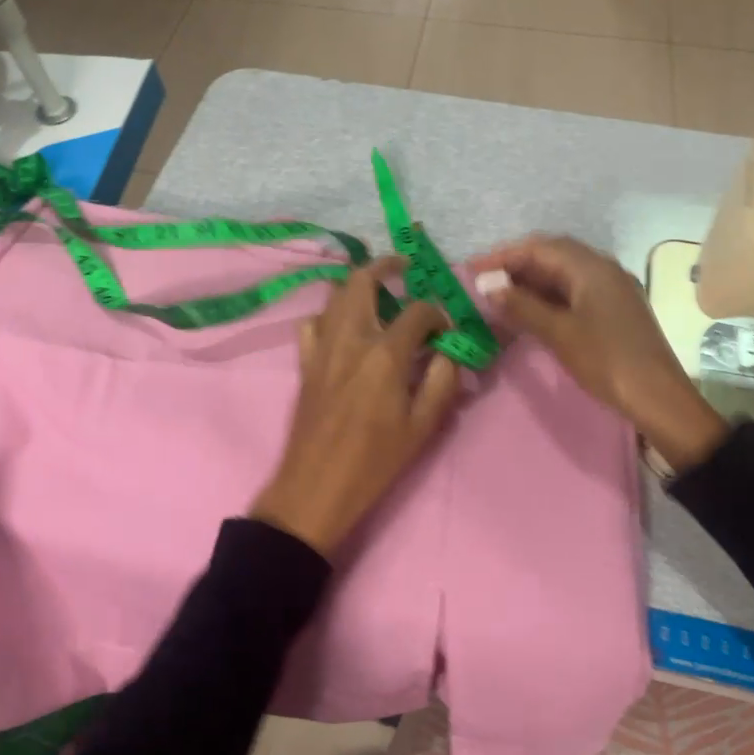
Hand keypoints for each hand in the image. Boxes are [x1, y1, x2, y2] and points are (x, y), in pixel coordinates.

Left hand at [250, 258, 462, 558]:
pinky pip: (314, 322)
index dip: (437, 314)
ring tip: (378, 292)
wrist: (315, 488)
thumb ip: (441, 382)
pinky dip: (330, 314)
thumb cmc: (374, 462)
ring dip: (358, 284)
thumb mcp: (422, 427)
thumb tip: (448, 353)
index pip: (417, 311)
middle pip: (363, 280)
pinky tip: (343, 328)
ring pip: (335, 294)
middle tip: (403, 267)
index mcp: (384, 355)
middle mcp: (351, 339)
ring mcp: (322, 348)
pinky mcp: (305, 362)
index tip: (445, 330)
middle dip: (386, 266)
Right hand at [471, 235, 728, 471]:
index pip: (539, 248)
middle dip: (516, 265)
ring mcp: (612, 288)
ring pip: (564, 274)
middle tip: (484, 282)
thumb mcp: (559, 333)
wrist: (658, 397)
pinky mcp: (614, 309)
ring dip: (532, 281)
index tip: (472, 270)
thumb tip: (489, 286)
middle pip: (553, 255)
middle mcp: (603, 269)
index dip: (502, 256)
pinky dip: (549, 296)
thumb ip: (521, 306)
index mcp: (591, 267)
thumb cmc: (606, 360)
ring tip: (500, 296)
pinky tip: (530, 311)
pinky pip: (575, 290)